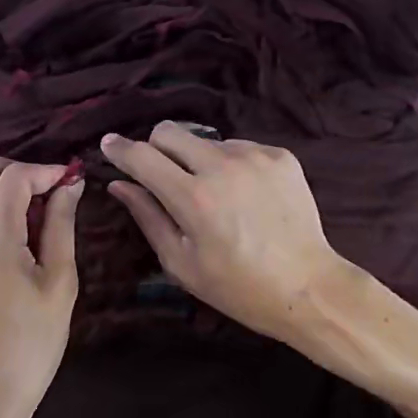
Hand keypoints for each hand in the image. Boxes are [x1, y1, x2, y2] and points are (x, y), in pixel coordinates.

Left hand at [0, 158, 82, 417]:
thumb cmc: (27, 348)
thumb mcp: (58, 284)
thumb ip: (61, 225)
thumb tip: (70, 184)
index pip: (16, 175)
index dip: (48, 170)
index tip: (76, 180)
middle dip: (27, 172)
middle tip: (60, 192)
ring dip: (10, 191)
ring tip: (46, 216)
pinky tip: (22, 238)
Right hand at [103, 123, 352, 344]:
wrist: (308, 286)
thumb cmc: (238, 286)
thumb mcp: (182, 262)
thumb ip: (148, 216)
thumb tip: (119, 184)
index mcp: (193, 197)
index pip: (143, 156)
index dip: (120, 148)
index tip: (109, 144)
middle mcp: (222, 165)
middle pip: (171, 131)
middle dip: (157, 147)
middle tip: (163, 174)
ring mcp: (255, 155)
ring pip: (207, 140)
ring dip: (199, 159)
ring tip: (217, 196)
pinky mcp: (280, 155)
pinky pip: (241, 147)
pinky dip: (233, 165)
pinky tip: (245, 195)